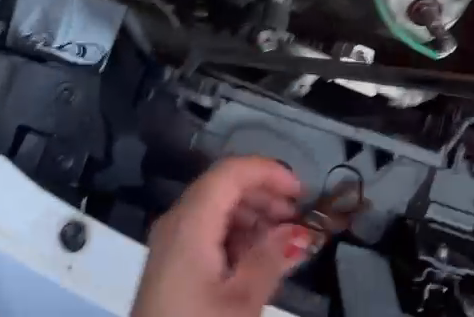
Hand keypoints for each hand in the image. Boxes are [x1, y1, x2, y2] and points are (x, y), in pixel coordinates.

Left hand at [131, 157, 316, 316]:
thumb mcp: (241, 302)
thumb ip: (269, 260)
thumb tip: (297, 231)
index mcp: (190, 221)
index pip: (229, 172)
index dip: (267, 172)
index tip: (302, 191)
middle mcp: (176, 219)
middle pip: (221, 186)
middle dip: (263, 194)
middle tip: (299, 219)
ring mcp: (170, 239)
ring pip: (214, 206)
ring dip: (251, 214)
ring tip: (285, 240)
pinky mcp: (171, 261)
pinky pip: (206, 229)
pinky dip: (235, 233)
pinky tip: (258, 256)